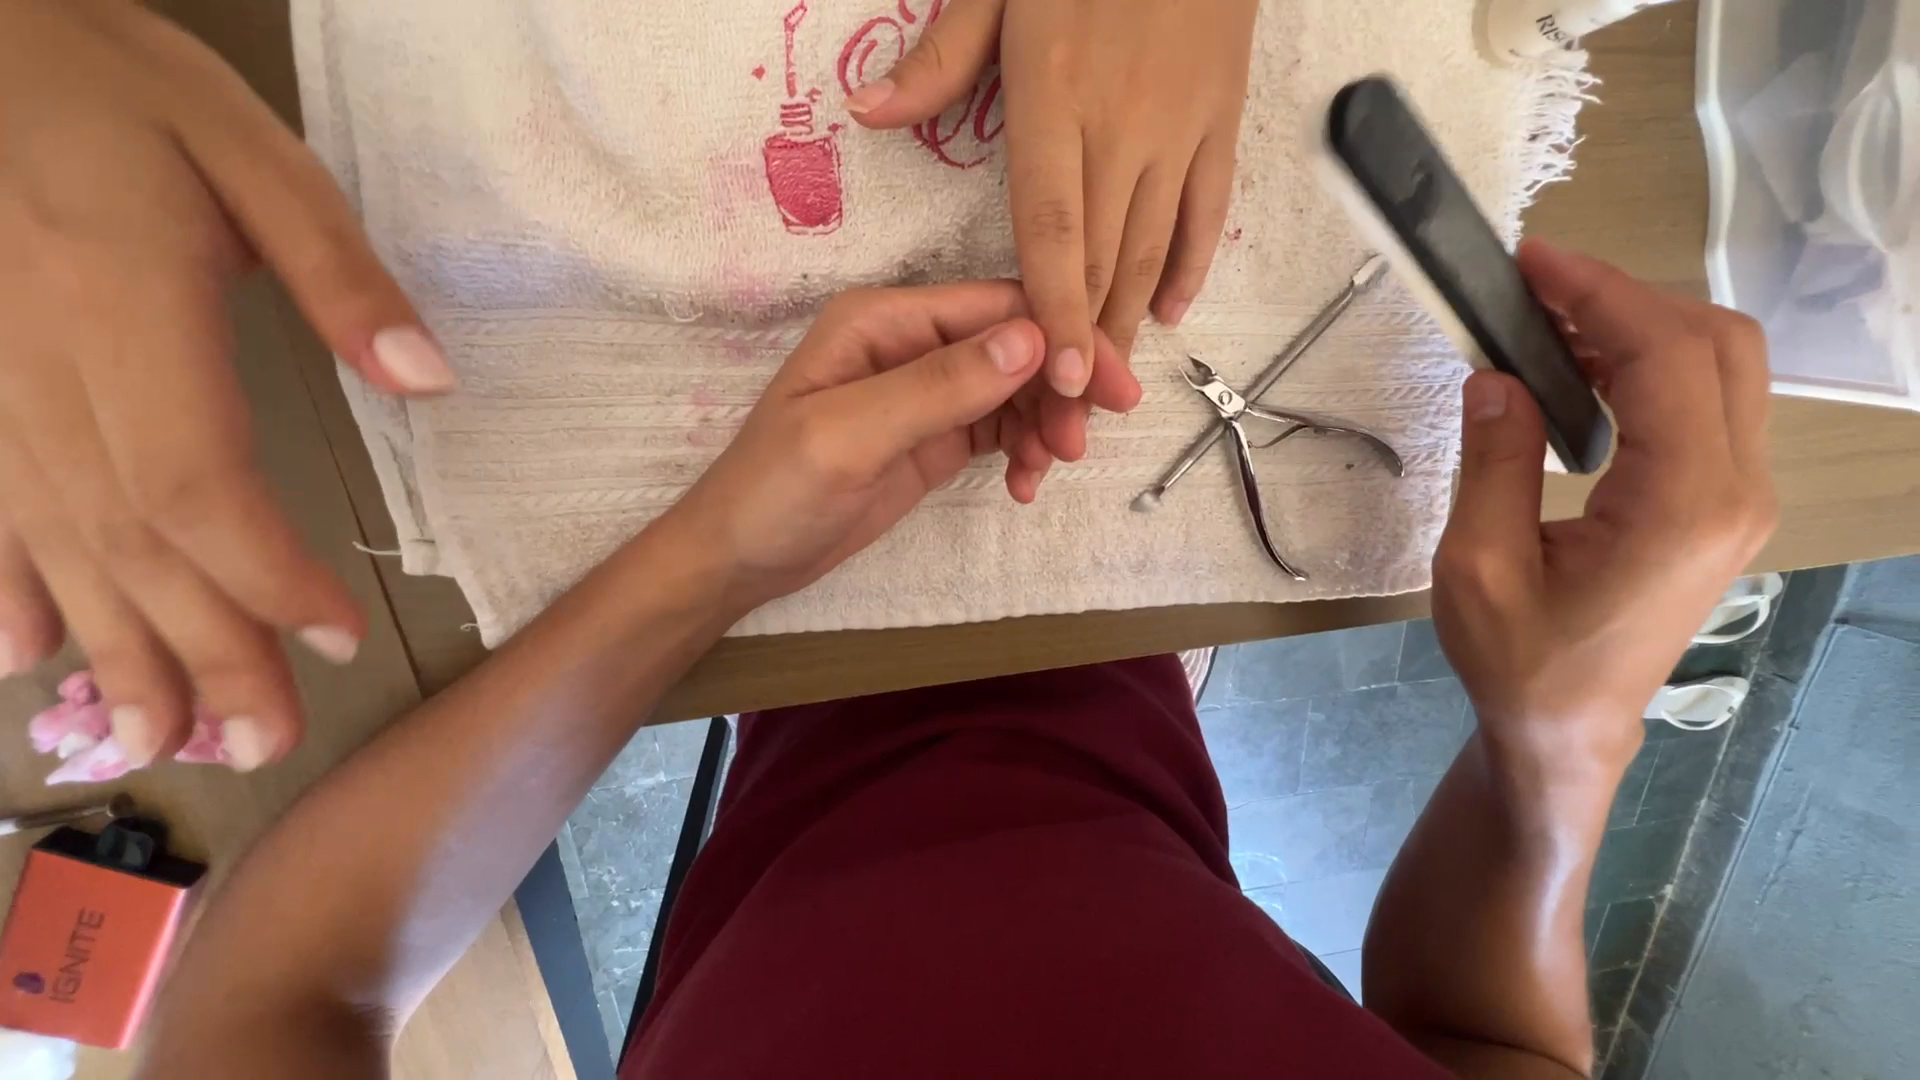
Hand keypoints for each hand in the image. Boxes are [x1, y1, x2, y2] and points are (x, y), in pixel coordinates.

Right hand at [0, 3, 454, 769]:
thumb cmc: (115, 87)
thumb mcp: (259, 162)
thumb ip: (343, 280)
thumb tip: (430, 383)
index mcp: (120, 316)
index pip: (199, 489)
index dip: (268, 578)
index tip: (337, 638)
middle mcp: (29, 372)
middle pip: (134, 545)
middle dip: (206, 653)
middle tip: (261, 743)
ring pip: (53, 547)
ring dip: (114, 651)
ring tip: (165, 742)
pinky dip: (1, 590)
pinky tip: (24, 658)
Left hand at [665, 282, 1056, 609]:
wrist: (742, 558)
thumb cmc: (776, 491)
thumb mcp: (850, 436)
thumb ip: (937, 387)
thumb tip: (1031, 342)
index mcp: (885, 321)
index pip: (994, 308)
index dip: (1057, 338)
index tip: (1104, 388)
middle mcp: (912, 345)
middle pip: (1014, 347)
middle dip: (1059, 389)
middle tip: (1081, 444)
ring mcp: (926, 394)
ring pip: (1014, 390)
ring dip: (1044, 424)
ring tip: (1046, 470)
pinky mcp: (934, 439)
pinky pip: (998, 431)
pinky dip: (1022, 452)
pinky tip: (1024, 486)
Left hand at [846, 0, 1254, 450]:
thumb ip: (937, 60)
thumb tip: (865, 111)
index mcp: (1055, 105)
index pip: (1052, 231)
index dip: (1056, 311)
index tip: (1057, 380)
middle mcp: (1121, 131)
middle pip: (1101, 260)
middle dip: (1088, 342)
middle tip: (1074, 409)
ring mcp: (1180, 131)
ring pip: (1152, 249)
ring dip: (1131, 321)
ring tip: (1108, 379)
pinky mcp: (1222, 122)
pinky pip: (1208, 212)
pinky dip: (1190, 266)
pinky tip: (1170, 314)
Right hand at [1432, 242, 1777, 764]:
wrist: (1565, 723)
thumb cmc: (1516, 656)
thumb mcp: (1477, 562)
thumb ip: (1493, 462)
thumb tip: (1495, 377)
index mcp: (1681, 502)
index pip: (1666, 359)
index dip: (1600, 295)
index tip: (1532, 262)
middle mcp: (1735, 489)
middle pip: (1717, 346)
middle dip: (1627, 298)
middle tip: (1535, 286)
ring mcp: (1738, 498)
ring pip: (1722, 369)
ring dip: (1640, 327)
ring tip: (1549, 320)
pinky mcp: (1718, 506)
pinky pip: (1704, 406)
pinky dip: (1648, 367)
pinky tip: (1582, 370)